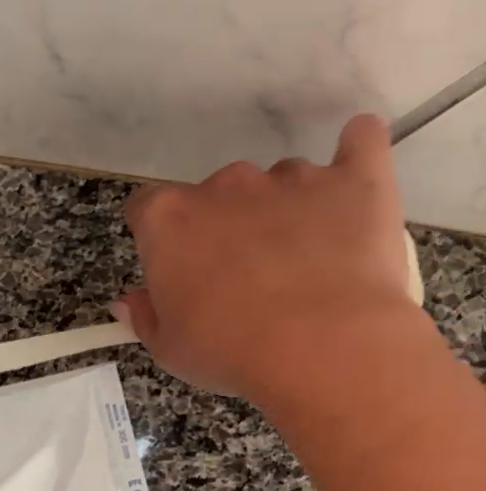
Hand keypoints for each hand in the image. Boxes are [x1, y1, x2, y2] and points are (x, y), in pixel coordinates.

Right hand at [115, 113, 423, 408]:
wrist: (323, 345)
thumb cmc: (225, 347)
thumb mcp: (165, 344)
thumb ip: (145, 313)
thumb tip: (132, 299)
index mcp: (167, 222)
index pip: (146, 206)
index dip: (155, 235)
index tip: (167, 261)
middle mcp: (224, 188)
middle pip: (214, 191)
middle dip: (219, 220)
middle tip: (233, 265)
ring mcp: (294, 179)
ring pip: (278, 179)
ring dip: (278, 203)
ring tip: (296, 248)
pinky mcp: (358, 179)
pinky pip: (359, 142)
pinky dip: (354, 146)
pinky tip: (352, 153)